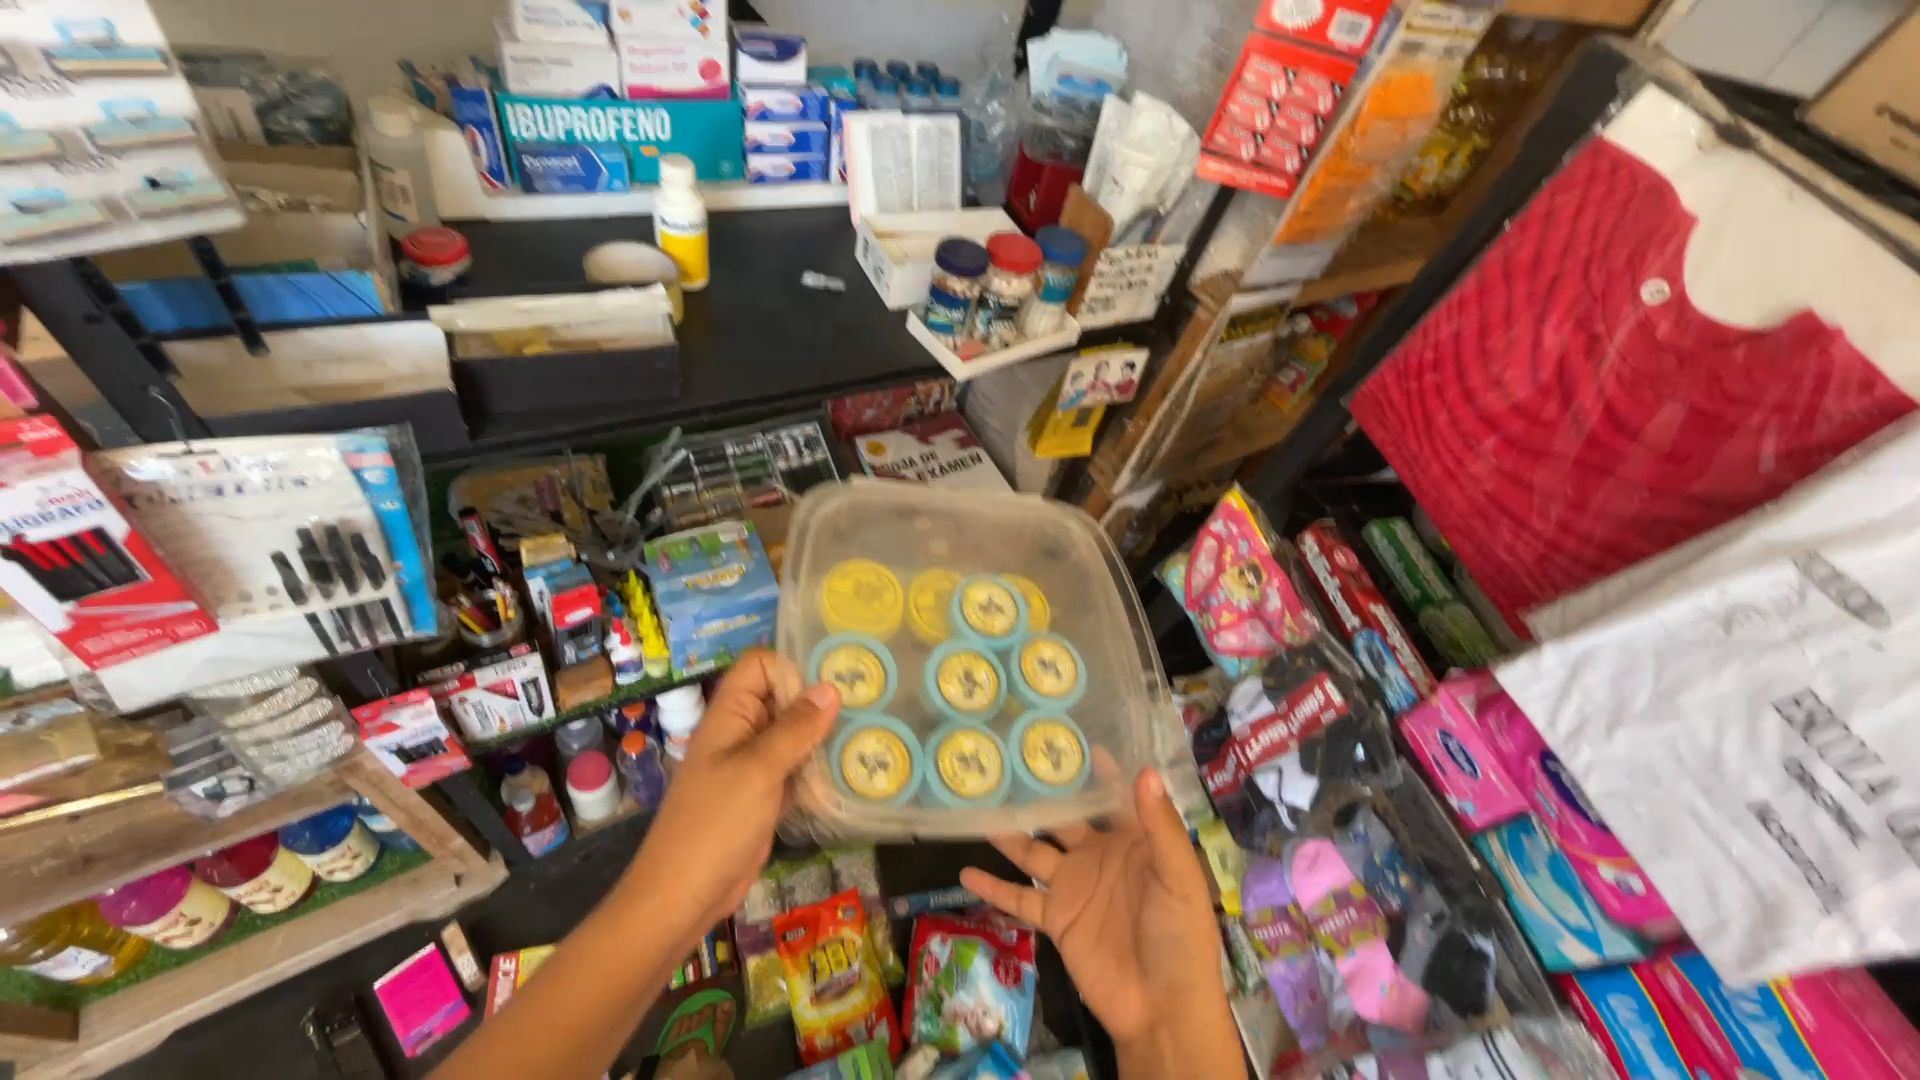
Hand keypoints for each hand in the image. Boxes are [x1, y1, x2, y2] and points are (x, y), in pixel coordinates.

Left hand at [625, 649, 838, 933]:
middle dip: (817, 702)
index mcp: (729, 715)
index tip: (827, 689)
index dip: (791, 669)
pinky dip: (817, 770)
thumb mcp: (758, 770)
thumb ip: (795, 728)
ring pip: (793, 735)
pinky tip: (848, 775)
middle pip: (781, 697)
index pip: (760, 666)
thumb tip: (830, 688)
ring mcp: (752, 766)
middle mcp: (741, 733)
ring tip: (864, 738)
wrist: (682, 897)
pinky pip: (795, 769)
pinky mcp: (764, 795)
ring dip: (822, 737)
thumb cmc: (715, 825)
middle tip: (863, 709)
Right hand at [961, 769, 1237, 1068]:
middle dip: (1042, 793)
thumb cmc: (1180, 937)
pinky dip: (993, 887)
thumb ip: (1160, 827)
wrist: (1161, 1008)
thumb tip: (1144, 770)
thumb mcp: (1179, 878)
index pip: (1114, 796)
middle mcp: (1100, 856)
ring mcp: (1074, 887)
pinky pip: (1019, 898)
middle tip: (1009, 762)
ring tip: (978, 805)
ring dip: (1009, 832)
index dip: (1099, 771)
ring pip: (1034, 851)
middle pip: (1065, 818)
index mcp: (1134, 842)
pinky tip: (965, 871)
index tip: (1074, 739)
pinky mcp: (1056, 918)